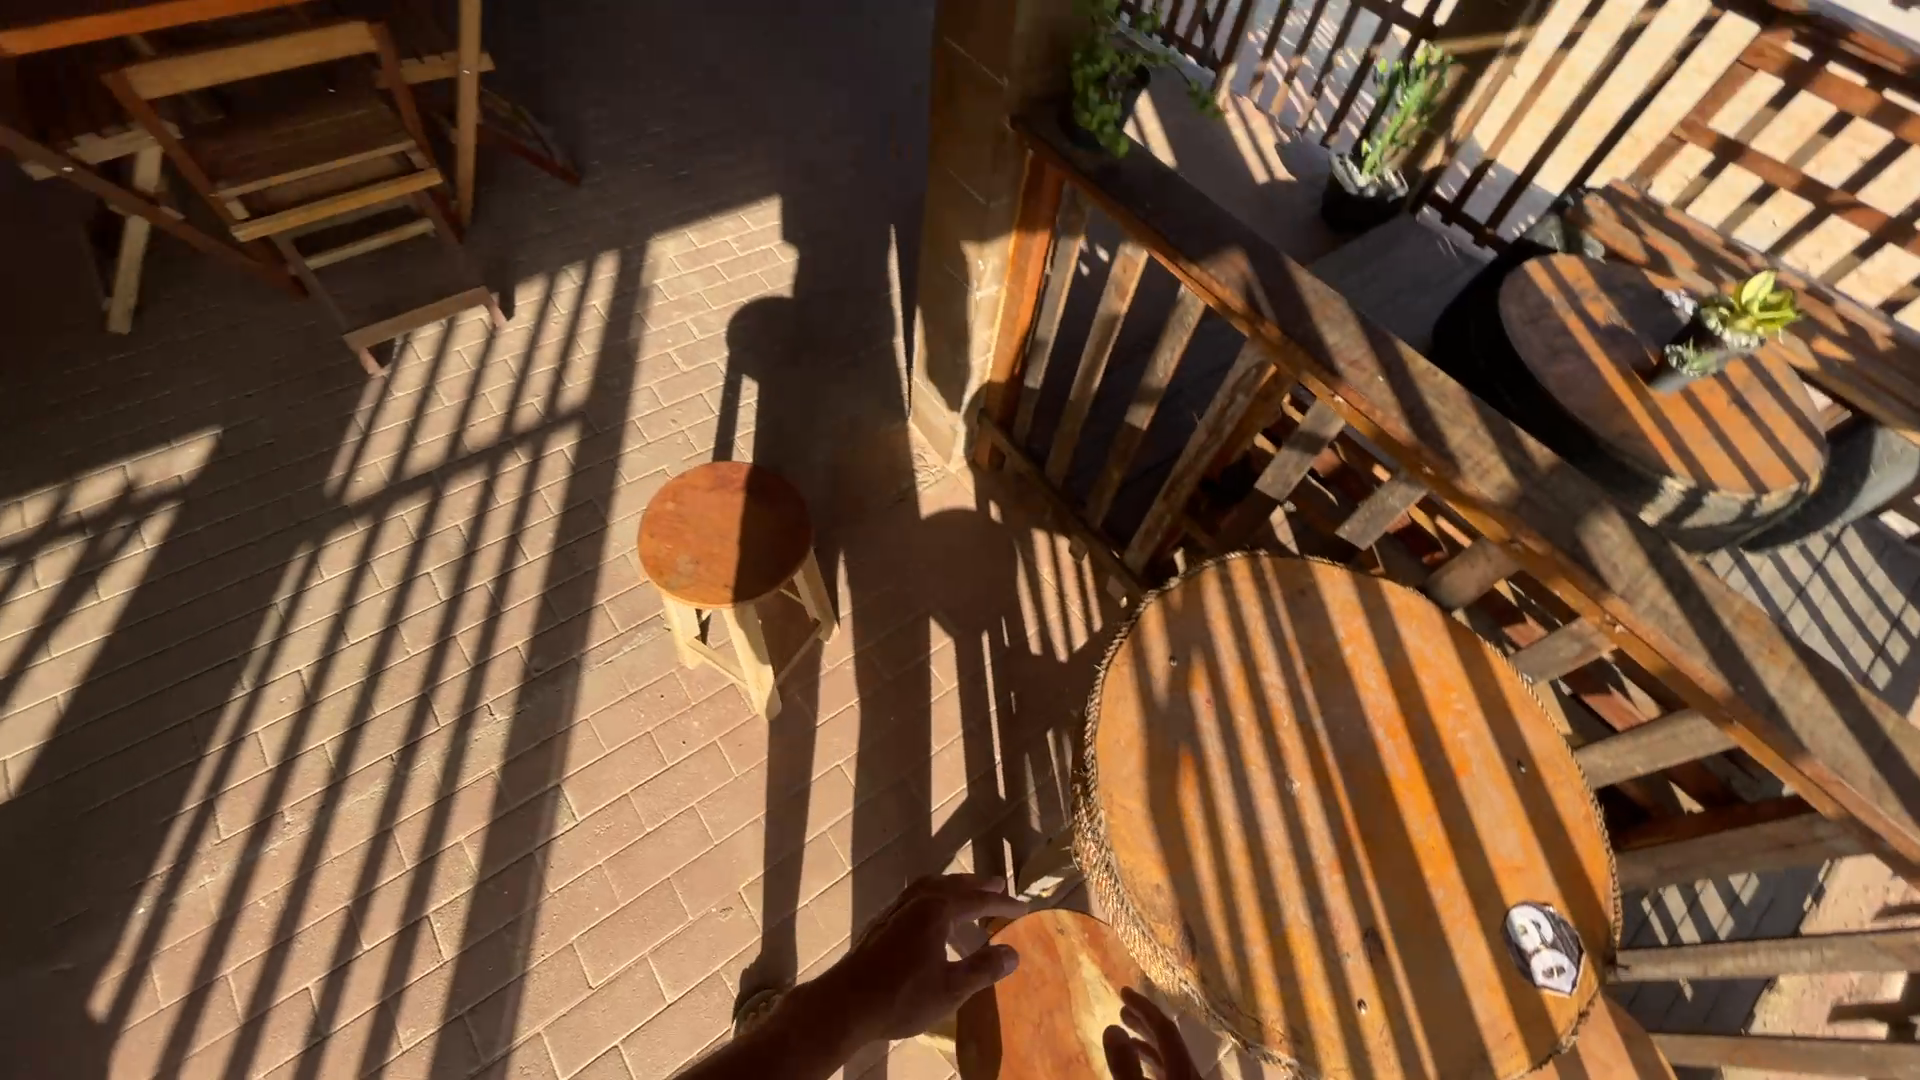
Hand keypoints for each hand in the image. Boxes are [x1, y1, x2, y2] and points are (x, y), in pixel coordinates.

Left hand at [814, 873, 1026, 1043]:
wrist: (847, 1002)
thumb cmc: (902, 997)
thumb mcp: (950, 989)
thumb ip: (983, 969)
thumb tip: (1014, 952)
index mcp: (937, 910)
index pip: (978, 901)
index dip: (1002, 905)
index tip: (1023, 908)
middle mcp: (918, 900)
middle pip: (954, 885)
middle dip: (978, 886)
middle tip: (999, 886)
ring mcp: (897, 907)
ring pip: (932, 885)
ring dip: (955, 886)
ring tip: (968, 892)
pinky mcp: (883, 919)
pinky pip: (917, 894)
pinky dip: (935, 894)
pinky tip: (933, 911)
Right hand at [1103, 987, 1200, 1079]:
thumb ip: (1125, 1065)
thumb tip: (1112, 1027)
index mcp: (1184, 1068)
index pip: (1164, 1028)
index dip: (1144, 1007)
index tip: (1124, 990)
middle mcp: (1191, 1072)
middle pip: (1169, 1039)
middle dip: (1144, 1019)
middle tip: (1123, 1005)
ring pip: (1169, 1054)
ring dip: (1146, 1038)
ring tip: (1125, 1026)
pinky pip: (1169, 1068)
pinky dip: (1151, 1057)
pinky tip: (1137, 1057)